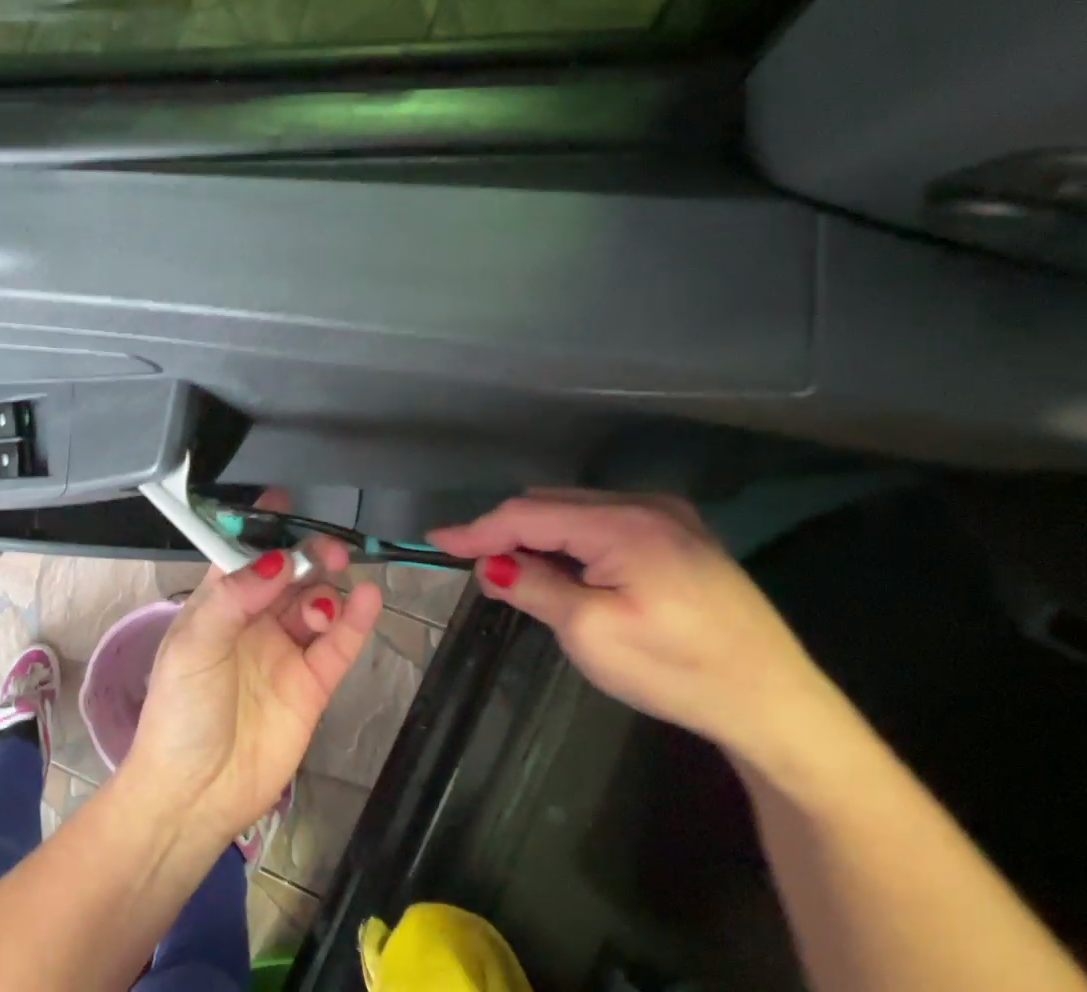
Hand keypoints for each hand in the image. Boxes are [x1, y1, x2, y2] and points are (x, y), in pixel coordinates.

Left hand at [120, 538, 381, 840]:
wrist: (195, 792)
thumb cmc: (180, 713)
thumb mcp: (193, 646)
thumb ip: (232, 598)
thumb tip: (275, 559)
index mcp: (215, 606)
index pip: (242, 556)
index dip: (263, 529)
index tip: (287, 503)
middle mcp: (252, 623)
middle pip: (288, 575)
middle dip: (306, 554)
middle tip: (325, 548)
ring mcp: (284, 652)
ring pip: (316, 603)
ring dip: (327, 585)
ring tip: (331, 581)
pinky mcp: (312, 685)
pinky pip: (338, 644)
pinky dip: (354, 620)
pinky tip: (366, 598)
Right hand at [427, 492, 841, 769]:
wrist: (774, 705)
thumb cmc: (676, 670)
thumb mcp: (590, 632)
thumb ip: (534, 587)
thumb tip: (489, 565)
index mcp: (625, 524)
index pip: (528, 514)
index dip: (478, 529)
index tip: (435, 541)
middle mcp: (648, 507)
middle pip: (552, 505)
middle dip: (506, 531)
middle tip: (471, 565)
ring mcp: (672, 520)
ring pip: (578, 513)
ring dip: (538, 536)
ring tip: (509, 570)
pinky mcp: (684, 540)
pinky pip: (605, 525)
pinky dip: (571, 541)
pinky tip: (562, 569)